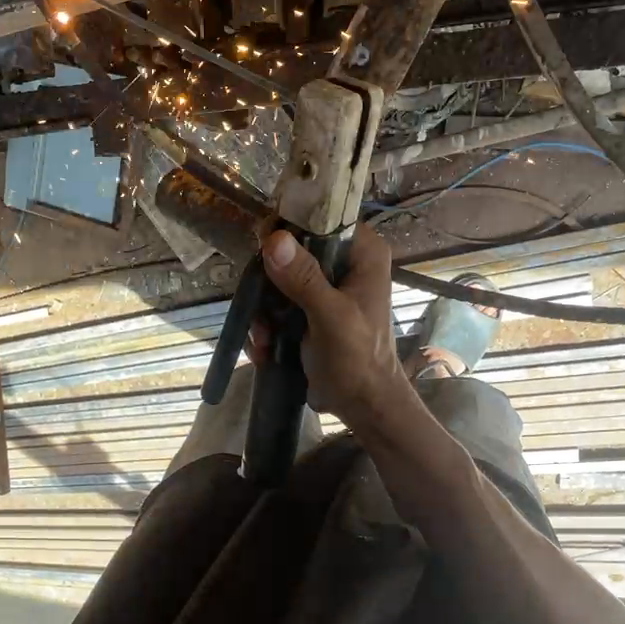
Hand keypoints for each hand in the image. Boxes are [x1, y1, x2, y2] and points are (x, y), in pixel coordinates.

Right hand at [253, 224, 412, 432]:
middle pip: (291, 251)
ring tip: (263, 340)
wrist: (363, 405)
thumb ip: (305, 279)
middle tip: (261, 312)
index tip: (262, 247)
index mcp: (362, 254)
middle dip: (268, 285)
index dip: (289, 227)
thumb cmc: (359, 360)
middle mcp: (342, 264)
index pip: (321, 218)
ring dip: (263, 313)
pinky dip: (266, 328)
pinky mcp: (307, 313)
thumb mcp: (332, 317)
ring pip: (277, 282)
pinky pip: (275, 307)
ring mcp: (322, 290)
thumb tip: (274, 240)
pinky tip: (265, 350)